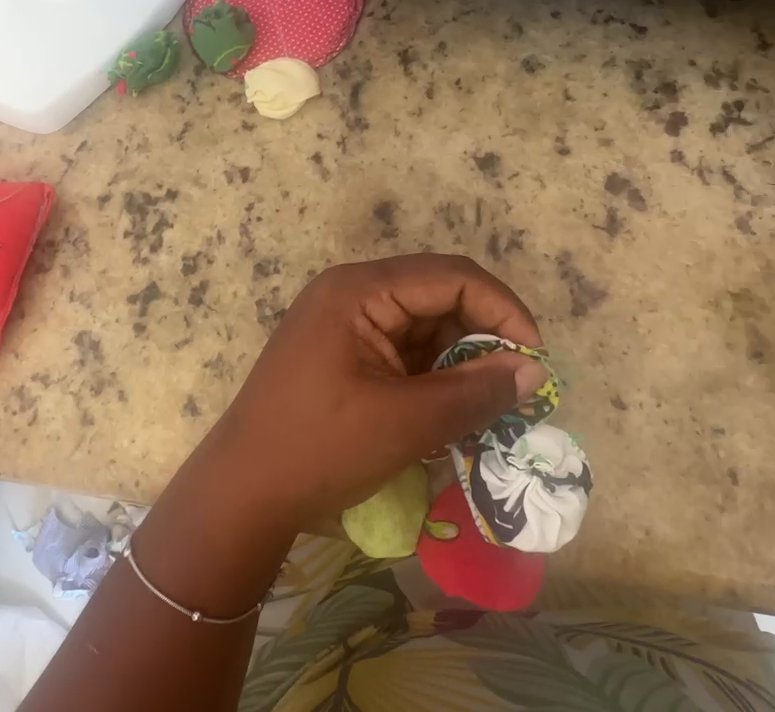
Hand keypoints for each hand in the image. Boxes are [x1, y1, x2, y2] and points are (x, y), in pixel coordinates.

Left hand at [24, 255, 547, 711]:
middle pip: (438, 296)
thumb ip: (475, 392)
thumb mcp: (406, 422)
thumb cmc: (319, 449)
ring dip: (460, 361)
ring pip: (424, 327)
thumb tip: (532, 370)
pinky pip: (402, 351)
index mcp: (360, 290)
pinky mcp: (342, 354)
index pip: (451, 276)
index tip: (534, 358)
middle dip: (483, 338)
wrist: (240, 497)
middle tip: (515, 387)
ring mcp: (344, 323)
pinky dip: (433, 377)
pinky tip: (452, 411)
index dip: (502, 309)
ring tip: (488, 406)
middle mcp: (351, 293)